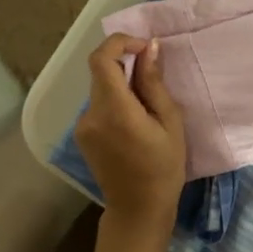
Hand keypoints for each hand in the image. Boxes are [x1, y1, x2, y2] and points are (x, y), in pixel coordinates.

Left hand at [76, 33, 186, 222]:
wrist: (138, 208)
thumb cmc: (163, 167)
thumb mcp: (170, 122)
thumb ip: (154, 82)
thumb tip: (148, 47)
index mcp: (115, 110)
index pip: (101, 59)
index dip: (120, 43)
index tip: (143, 48)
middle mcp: (91, 114)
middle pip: (101, 72)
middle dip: (126, 65)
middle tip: (154, 79)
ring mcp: (83, 125)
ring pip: (100, 89)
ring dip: (121, 85)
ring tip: (148, 107)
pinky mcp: (82, 135)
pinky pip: (98, 106)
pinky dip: (115, 101)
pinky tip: (134, 123)